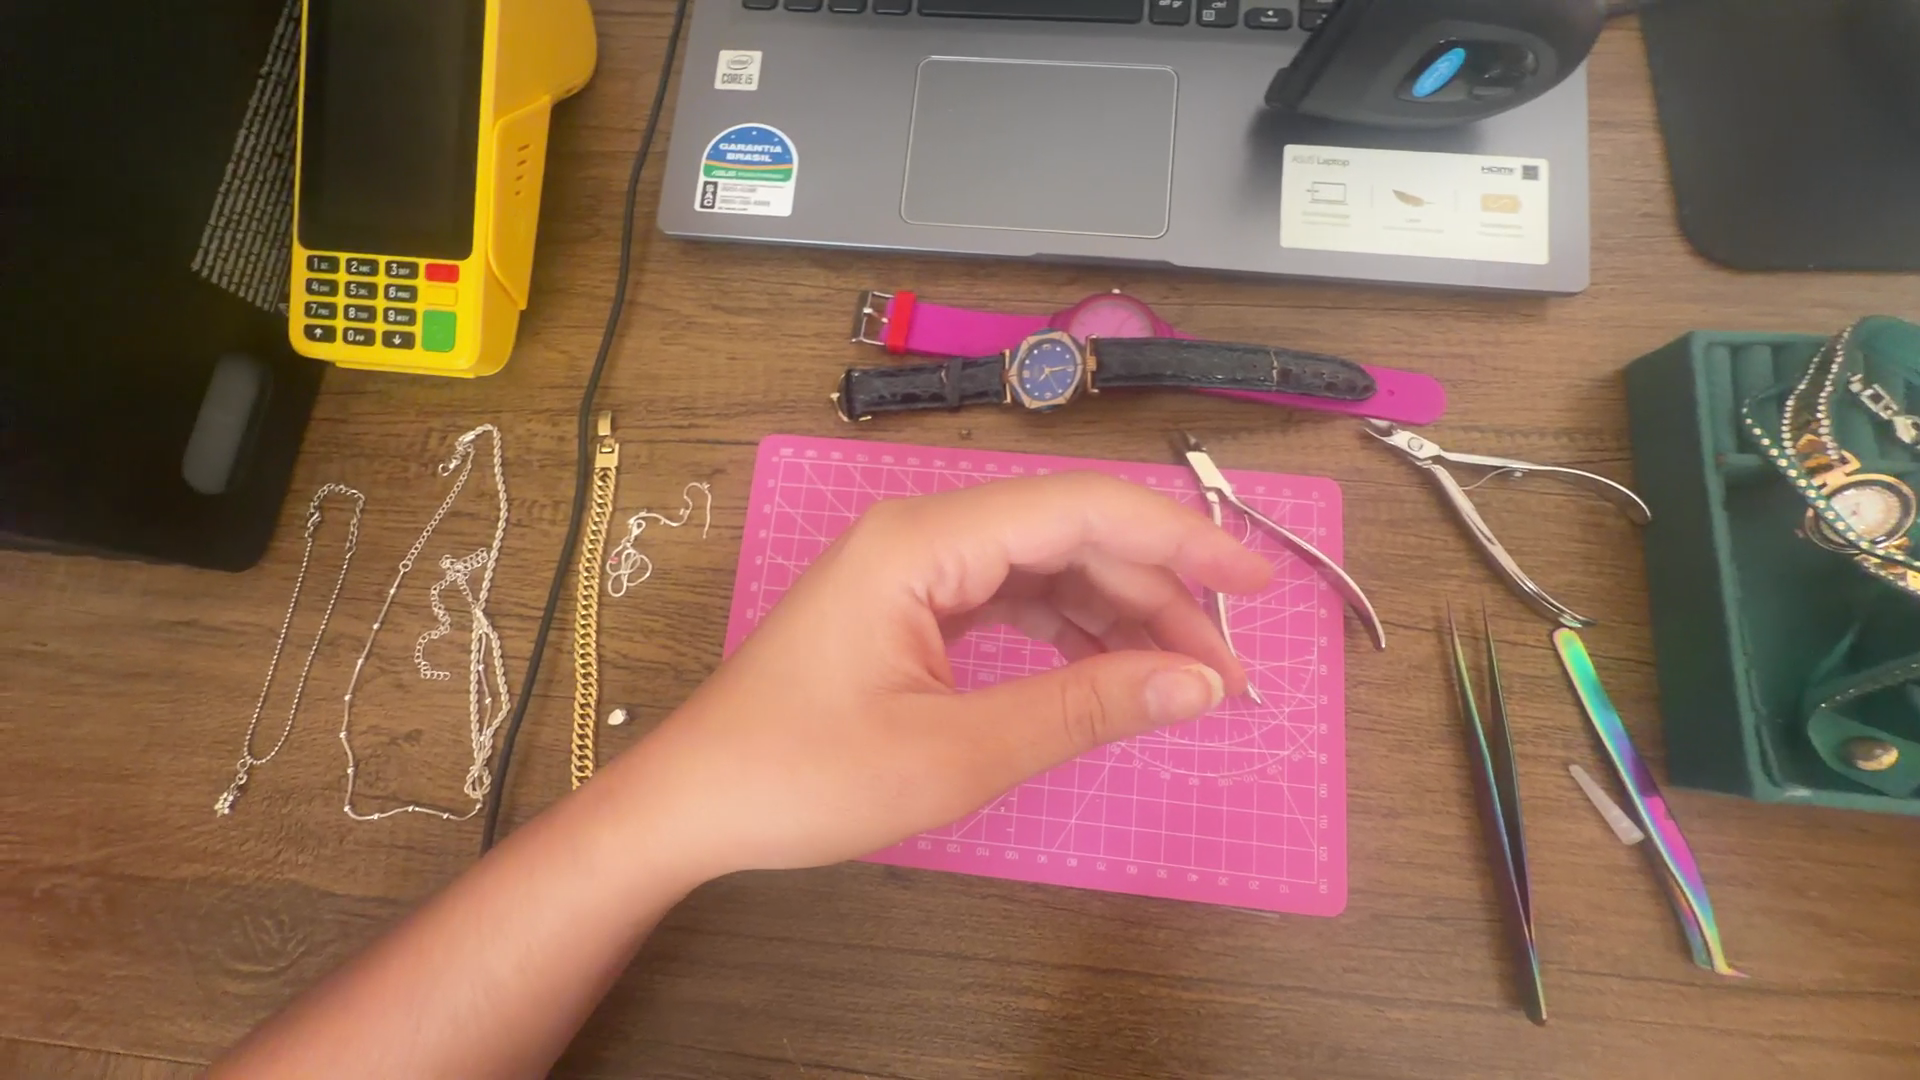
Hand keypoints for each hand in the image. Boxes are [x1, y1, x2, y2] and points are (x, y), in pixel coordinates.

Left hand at [615, 471, 1271, 882]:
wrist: (697, 801)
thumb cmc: (806, 775)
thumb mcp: (957, 753)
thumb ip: (1082, 707)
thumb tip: (1197, 683)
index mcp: (925, 540)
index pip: (1079, 510)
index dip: (1178, 539)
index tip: (1251, 586)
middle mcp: (924, 533)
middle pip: (1067, 535)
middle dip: (1154, 590)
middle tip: (1222, 663)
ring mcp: (917, 566)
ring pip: (1045, 565)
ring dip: (1116, 611)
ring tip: (1179, 671)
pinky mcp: (914, 602)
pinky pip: (1011, 597)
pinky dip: (1067, 629)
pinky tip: (1107, 664)